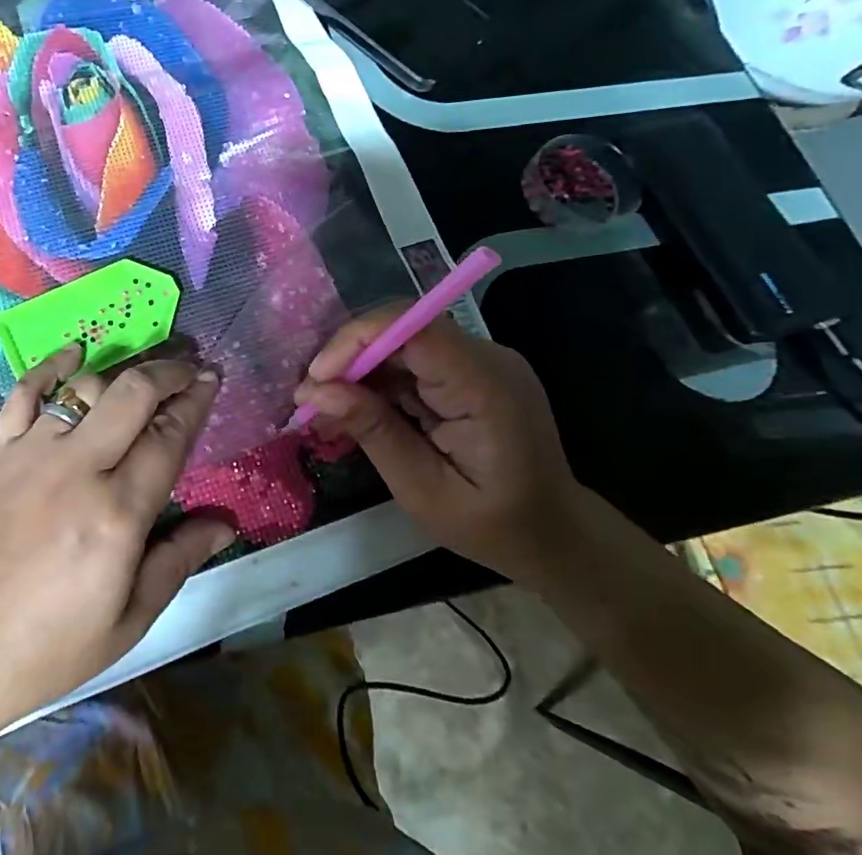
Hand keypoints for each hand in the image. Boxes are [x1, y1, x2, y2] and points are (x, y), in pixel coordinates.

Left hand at [0, 343, 232, 759]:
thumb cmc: (44, 649)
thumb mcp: (127, 621)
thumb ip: (178, 560)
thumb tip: (225, 521)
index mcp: (118, 514)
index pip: (168, 437)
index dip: (195, 402)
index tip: (212, 378)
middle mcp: (78, 469)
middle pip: (131, 394)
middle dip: (167, 371)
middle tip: (189, 366)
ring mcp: (32, 454)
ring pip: (84, 388)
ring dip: (122, 370)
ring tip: (146, 369)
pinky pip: (25, 394)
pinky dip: (51, 367)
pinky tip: (73, 354)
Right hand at [293, 308, 592, 579]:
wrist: (554, 533)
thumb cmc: (493, 525)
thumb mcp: (423, 490)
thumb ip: (374, 433)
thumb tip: (316, 391)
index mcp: (485, 388)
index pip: (415, 328)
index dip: (357, 339)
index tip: (316, 378)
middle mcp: (486, 359)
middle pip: (401, 329)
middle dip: (346, 358)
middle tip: (307, 400)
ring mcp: (478, 362)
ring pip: (398, 343)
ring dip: (354, 372)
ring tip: (320, 412)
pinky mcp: (466, 372)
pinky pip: (409, 361)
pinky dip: (374, 382)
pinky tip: (350, 411)